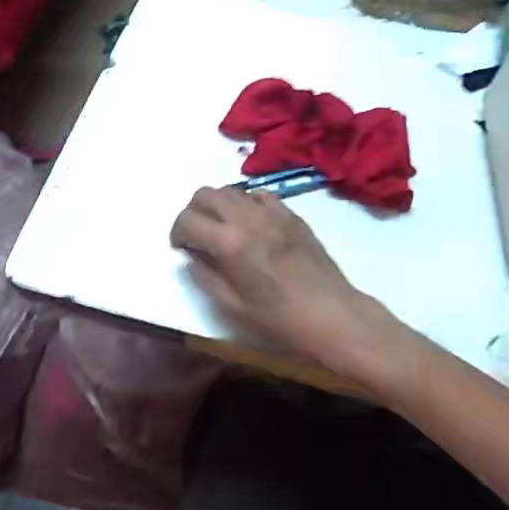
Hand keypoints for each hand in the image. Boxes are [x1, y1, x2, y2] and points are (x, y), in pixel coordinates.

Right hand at [171, 187, 413, 378]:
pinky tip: (250, 223)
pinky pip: (259, 194)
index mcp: (230, 243)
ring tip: (221, 229)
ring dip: (218, 204)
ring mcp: (273, 212)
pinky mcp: (292, 213)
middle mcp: (248, 218)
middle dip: (193, 211)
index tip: (181, 248)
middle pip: (206, 194)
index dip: (177, 232)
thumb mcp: (233, 307)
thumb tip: (190, 257)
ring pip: (232, 189)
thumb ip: (206, 277)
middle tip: (196, 235)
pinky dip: (246, 202)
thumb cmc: (280, 320)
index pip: (188, 220)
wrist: (332, 314)